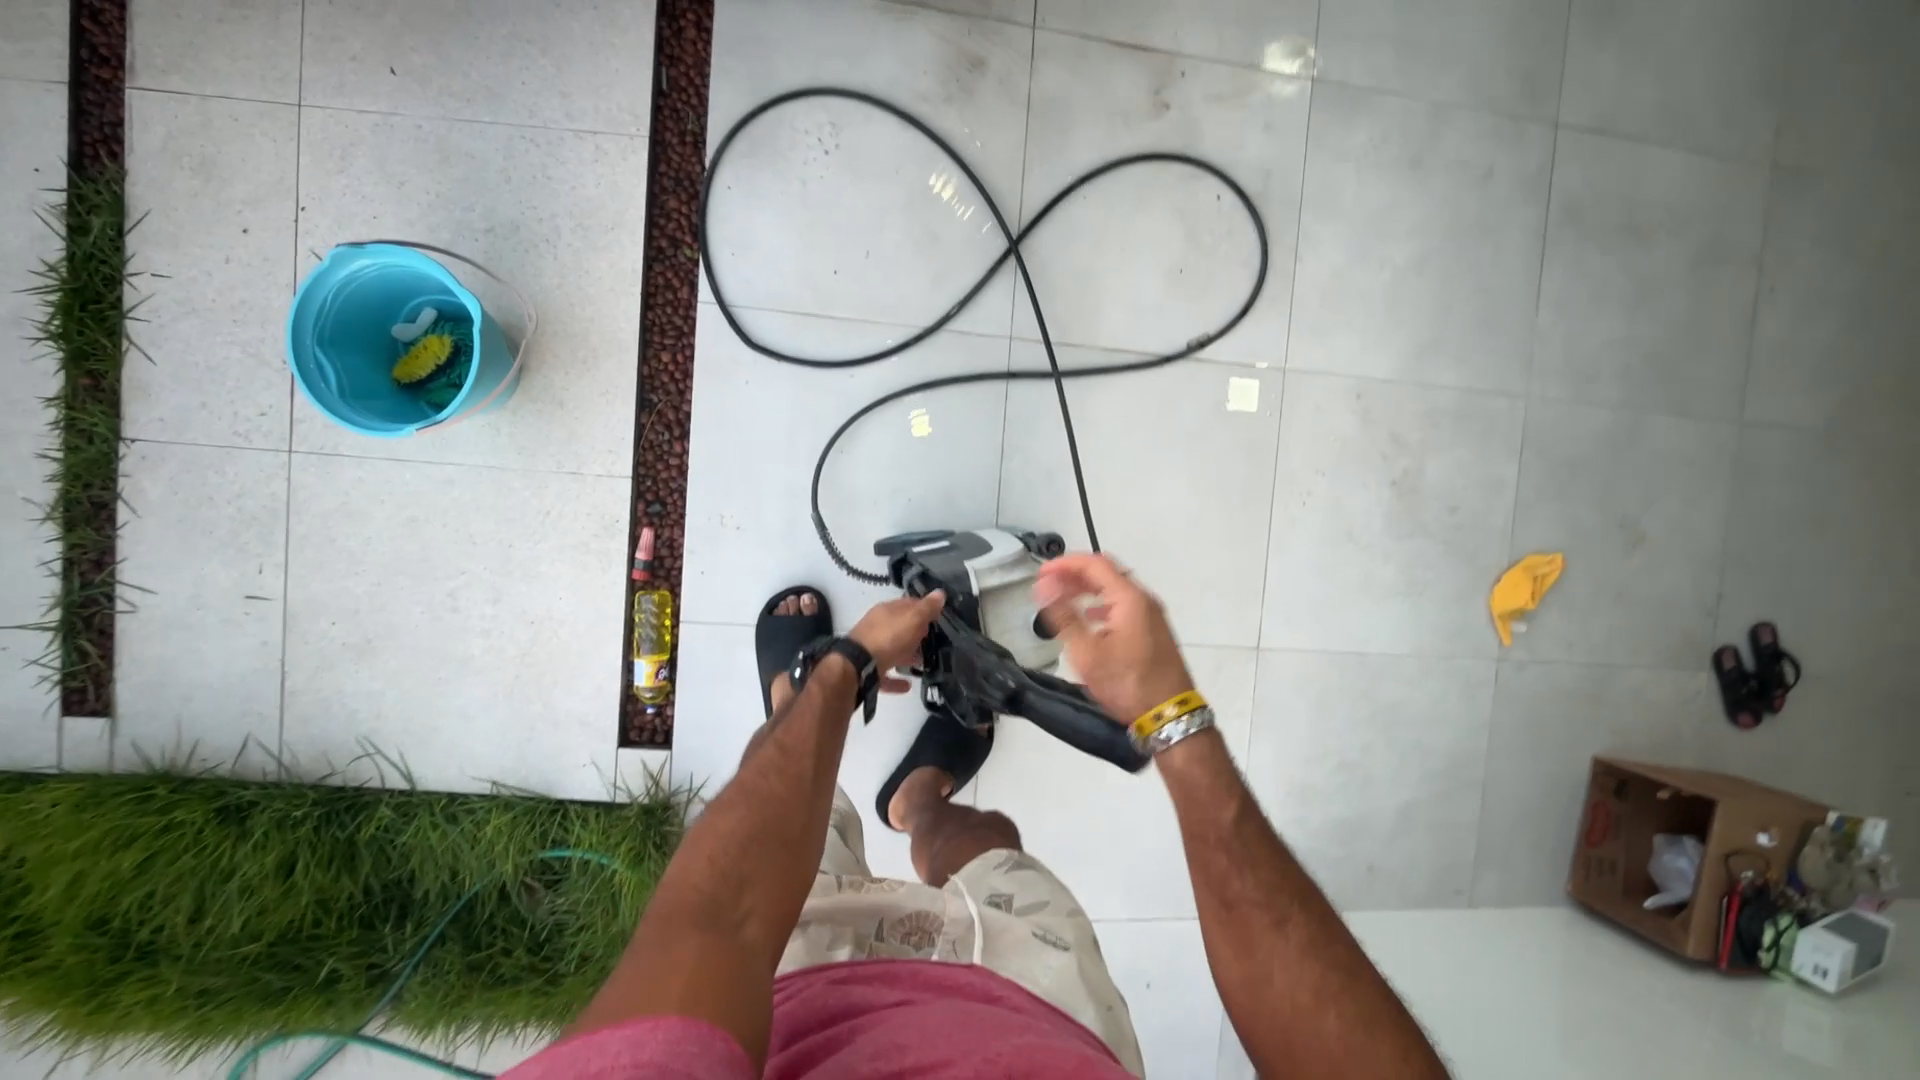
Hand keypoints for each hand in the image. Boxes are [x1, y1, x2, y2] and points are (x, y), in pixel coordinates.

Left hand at [847, 590, 945, 691]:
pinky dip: (897, 679)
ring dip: (906, 655)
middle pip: (900, 627)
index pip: (909, 604)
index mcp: (887, 611)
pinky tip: (907, 685)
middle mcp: (877, 627)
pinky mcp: (868, 670)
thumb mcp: (913, 619)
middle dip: (916, 633)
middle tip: (933, 640)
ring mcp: (871, 649)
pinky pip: (886, 674)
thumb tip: (940, 593)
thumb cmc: (889, 637)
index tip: (938, 616)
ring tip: (923, 663)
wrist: (859, 665)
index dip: (924, 608)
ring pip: (892, 649)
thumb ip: (927, 608)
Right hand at [1034, 554, 1193, 724]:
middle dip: (1075, 574)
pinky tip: (1090, 619)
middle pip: (1106, 573)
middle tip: (1048, 584)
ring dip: (1088, 589)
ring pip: (1116, 589)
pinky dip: (1102, 604)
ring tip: (1062, 599)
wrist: (1170, 716)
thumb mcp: (1088, 653)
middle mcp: (1144, 600)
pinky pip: (1124, 605)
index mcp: (1129, 598)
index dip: (1065, 563)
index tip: (1041, 574)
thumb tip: (1045, 585)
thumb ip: (1064, 615)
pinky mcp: (1154, 631)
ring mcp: (1152, 615)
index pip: (1094, 564)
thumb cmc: (1127, 684)